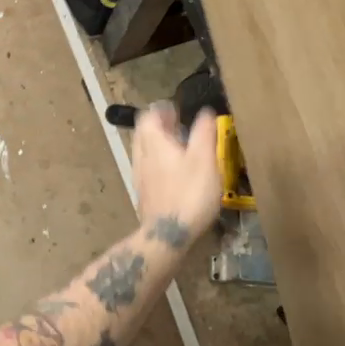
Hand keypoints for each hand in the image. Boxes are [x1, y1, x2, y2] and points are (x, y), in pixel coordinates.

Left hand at [130, 101, 222, 248]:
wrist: (167, 235)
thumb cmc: (189, 193)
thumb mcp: (205, 160)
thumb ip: (204, 133)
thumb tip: (205, 112)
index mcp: (153, 141)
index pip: (148, 115)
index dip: (162, 109)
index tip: (178, 111)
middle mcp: (141, 154)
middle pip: (144, 131)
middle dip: (160, 125)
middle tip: (179, 126)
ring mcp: (139, 174)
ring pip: (145, 150)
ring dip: (159, 144)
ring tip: (179, 148)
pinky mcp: (143, 192)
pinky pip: (147, 167)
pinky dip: (158, 162)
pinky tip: (175, 173)